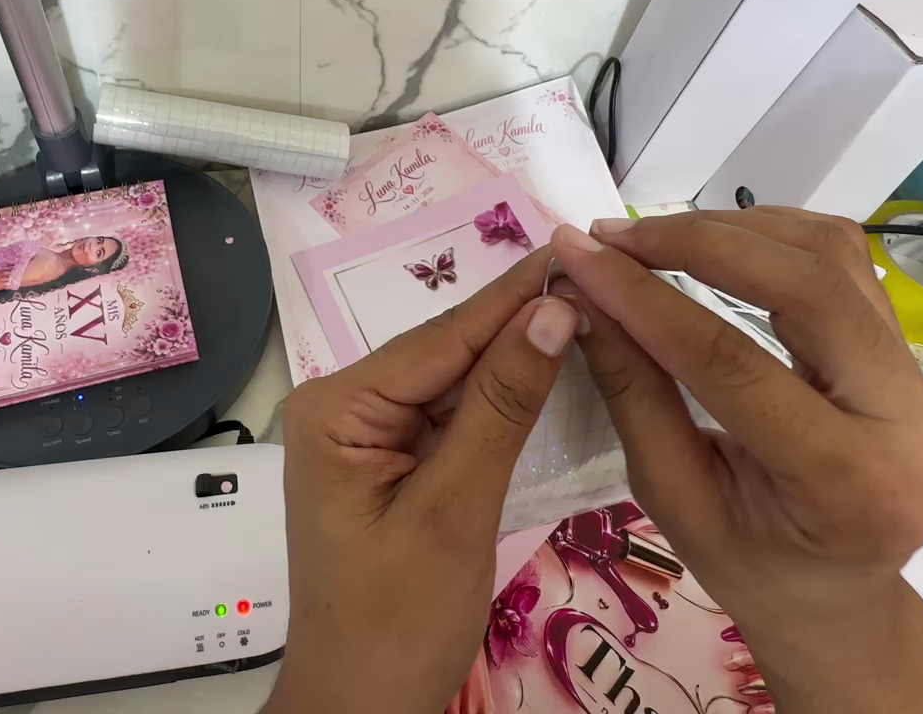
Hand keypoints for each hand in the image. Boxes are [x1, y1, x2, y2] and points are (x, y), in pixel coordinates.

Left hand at [264, 249, 579, 713]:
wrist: (362, 703)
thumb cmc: (399, 620)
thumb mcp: (456, 509)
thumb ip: (500, 407)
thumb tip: (549, 314)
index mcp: (337, 407)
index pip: (437, 340)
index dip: (507, 299)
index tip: (566, 254)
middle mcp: (341, 404)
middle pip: (441, 354)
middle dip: (511, 322)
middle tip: (585, 278)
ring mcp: (362, 430)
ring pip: (447, 380)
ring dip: (508, 356)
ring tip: (575, 310)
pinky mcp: (385, 455)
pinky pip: (445, 414)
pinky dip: (493, 399)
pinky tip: (538, 369)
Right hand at [548, 208, 922, 713]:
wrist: (832, 594)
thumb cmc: (742, 561)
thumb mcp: (667, 492)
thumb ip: (630, 389)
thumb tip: (579, 297)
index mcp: (848, 485)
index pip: (730, 360)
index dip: (642, 297)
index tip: (577, 254)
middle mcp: (914, 423)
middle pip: (808, 284)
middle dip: (696, 241)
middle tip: (611, 236)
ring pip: (831, 255)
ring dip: (729, 228)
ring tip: (649, 238)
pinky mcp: (913, 354)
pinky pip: (842, 262)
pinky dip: (764, 235)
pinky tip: (708, 243)